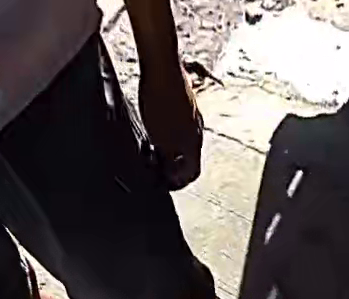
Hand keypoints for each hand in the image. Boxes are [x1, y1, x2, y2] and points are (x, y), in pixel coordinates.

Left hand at [139, 62, 202, 189]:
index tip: (164, 184)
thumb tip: (170, 174)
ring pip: (182, 142)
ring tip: (151, 153)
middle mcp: (197, 128)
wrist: (161, 63)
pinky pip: (177, 127)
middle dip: (172, 168)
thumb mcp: (162, 141)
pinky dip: (167, 137)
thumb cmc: (160, 102)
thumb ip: (168, 161)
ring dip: (168, 152)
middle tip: (155, 171)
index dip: (179, 183)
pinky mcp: (183, 101)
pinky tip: (153, 133)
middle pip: (188, 158)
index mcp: (194, 141)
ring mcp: (191, 113)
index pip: (193, 172)